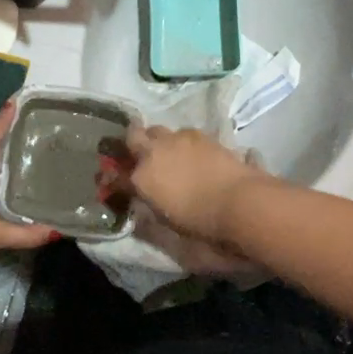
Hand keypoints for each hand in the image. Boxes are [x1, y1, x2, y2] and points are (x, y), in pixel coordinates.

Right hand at [124, 125, 268, 242]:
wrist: (240, 202)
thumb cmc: (202, 223)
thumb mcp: (167, 222)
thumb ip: (150, 208)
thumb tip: (142, 202)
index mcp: (140, 179)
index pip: (115, 175)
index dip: (113, 179)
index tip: (115, 183)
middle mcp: (152, 153)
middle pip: (132, 135)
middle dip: (133, 143)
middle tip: (142, 155)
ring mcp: (176, 140)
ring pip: (158, 130)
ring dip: (160, 141)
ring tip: (171, 154)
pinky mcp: (200, 134)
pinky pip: (183, 134)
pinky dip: (183, 142)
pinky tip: (193, 154)